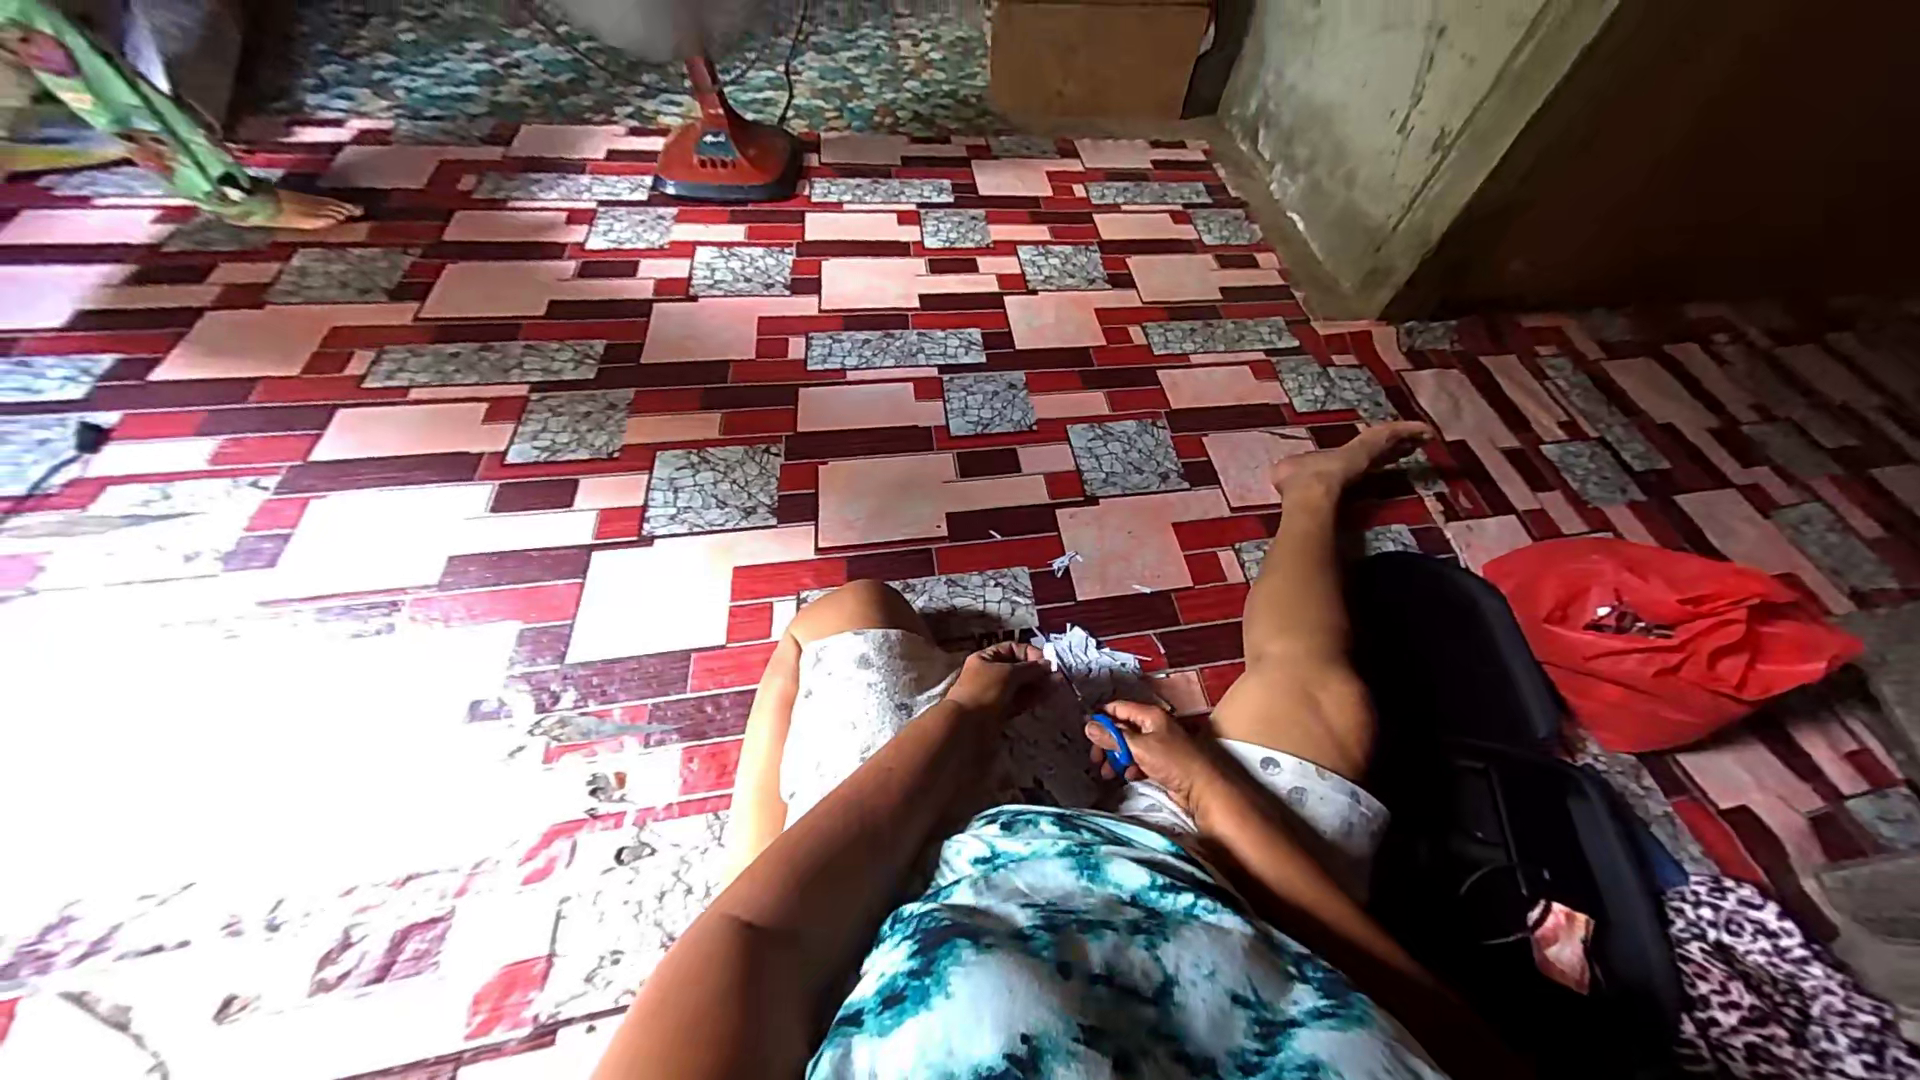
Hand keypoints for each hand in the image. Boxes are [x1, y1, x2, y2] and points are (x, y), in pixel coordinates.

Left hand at [944, 641, 1050, 717]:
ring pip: (1022, 685)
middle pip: (1019, 667)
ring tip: (1057, 684)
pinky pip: (1021, 699)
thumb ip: (1029, 668)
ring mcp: (997, 693)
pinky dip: (1034, 696)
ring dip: (1039, 684)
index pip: (1012, 648)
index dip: (1029, 653)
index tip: (1045, 662)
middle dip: (1037, 670)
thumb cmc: (984, 691)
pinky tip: (1048, 694)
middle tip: (1056, 675)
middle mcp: (991, 673)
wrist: (966, 725)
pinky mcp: (1003, 710)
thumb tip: (1047, 664)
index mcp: (986, 658)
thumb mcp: (1007, 673)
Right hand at [1085, 700, 1226, 820]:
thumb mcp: (1139, 747)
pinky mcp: (1159, 761)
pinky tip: (1128, 776)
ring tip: (1107, 772)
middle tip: (1096, 758)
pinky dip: (1129, 766)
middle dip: (1107, 742)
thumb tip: (1089, 725)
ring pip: (1127, 746)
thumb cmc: (1173, 762)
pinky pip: (1137, 759)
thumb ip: (1113, 737)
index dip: (1101, 717)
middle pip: (1120, 728)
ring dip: (1115, 757)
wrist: (1203, 789)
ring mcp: (1156, 744)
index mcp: (1149, 715)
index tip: (1087, 731)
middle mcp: (1152, 726)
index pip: (1118, 708)